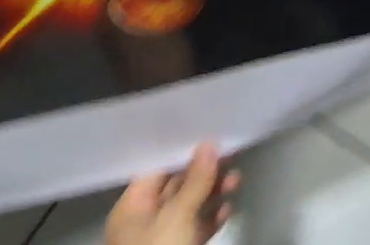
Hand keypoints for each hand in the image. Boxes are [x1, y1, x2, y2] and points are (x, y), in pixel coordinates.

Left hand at [105, 143, 240, 244]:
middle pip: (176, 186)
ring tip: (237, 181)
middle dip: (204, 172)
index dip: (183, 151)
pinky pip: (195, 230)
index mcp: (132, 207)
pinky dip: (211, 220)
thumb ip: (196, 180)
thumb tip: (209, 144)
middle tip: (232, 156)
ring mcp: (161, 240)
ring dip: (213, 194)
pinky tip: (228, 210)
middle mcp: (144, 221)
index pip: (157, 168)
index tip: (211, 135)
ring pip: (189, 208)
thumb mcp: (178, 216)